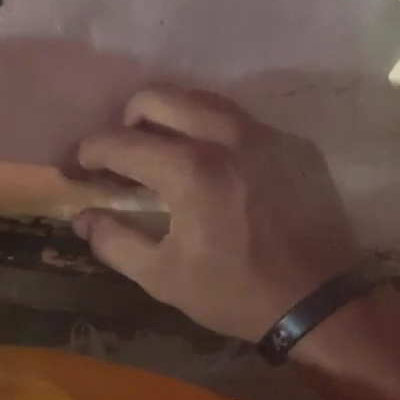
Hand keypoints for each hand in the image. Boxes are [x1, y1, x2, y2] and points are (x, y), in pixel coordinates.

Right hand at [72, 86, 360, 341]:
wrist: (323, 302)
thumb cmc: (234, 292)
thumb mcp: (160, 276)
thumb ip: (113, 240)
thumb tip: (84, 218)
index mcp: (190, 172)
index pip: (120, 142)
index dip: (87, 152)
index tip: (76, 168)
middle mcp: (228, 139)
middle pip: (160, 97)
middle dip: (126, 120)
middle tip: (118, 153)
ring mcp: (267, 137)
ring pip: (202, 101)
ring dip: (169, 119)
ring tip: (159, 154)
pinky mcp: (294, 146)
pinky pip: (239, 122)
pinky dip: (209, 134)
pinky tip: (208, 170)